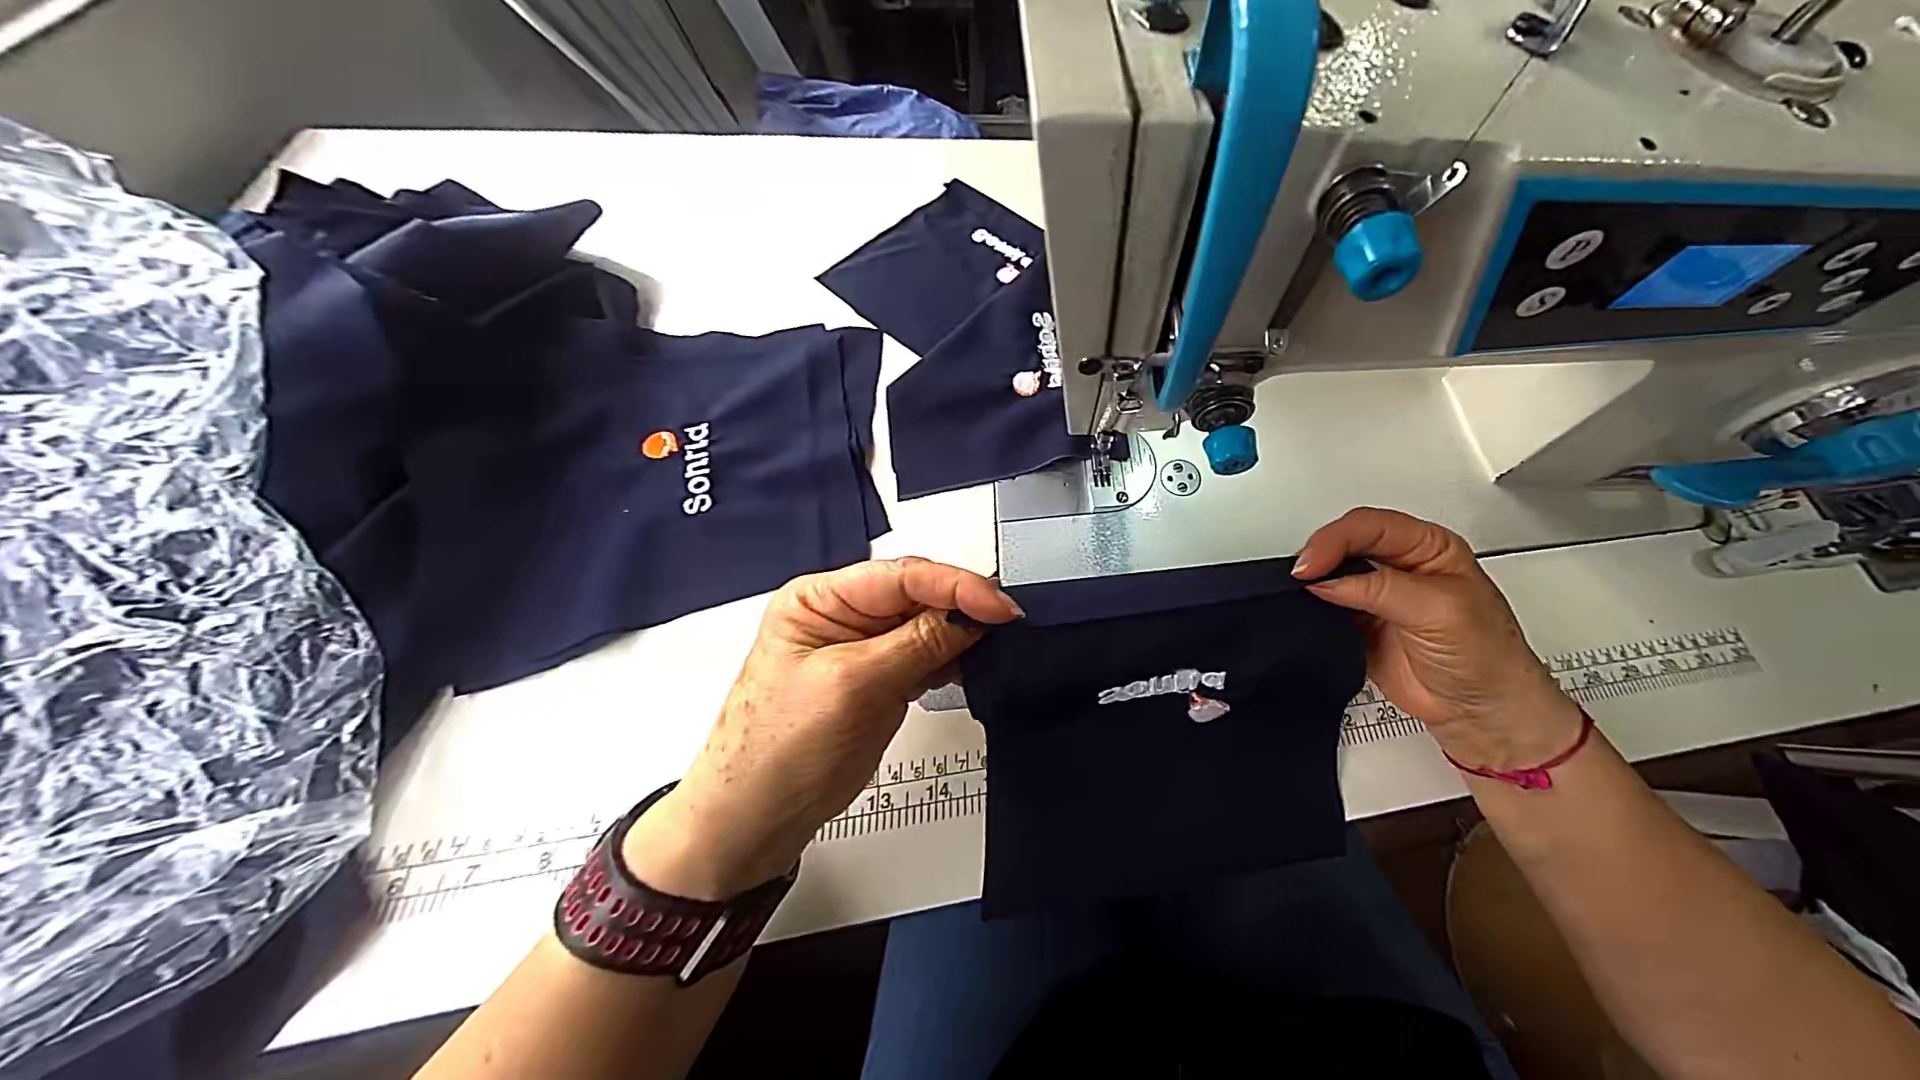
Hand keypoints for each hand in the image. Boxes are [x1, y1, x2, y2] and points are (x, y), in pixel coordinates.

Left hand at [622, 558, 1022, 898]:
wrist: (758, 817)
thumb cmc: (774, 751)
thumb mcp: (852, 686)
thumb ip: (916, 644)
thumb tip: (970, 614)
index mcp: (819, 598)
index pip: (901, 575)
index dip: (956, 586)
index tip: (998, 607)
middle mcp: (842, 615)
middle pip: (918, 594)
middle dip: (963, 606)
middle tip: (1006, 623)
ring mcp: (863, 647)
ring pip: (928, 624)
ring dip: (962, 633)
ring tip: (995, 646)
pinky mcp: (880, 677)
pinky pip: (927, 654)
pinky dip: (954, 659)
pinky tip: (970, 666)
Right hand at [1293, 507, 1583, 770]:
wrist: (1480, 712)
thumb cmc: (1487, 658)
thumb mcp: (1440, 610)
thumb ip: (1381, 588)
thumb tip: (1328, 580)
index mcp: (1428, 547)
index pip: (1369, 526)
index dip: (1335, 539)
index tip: (1312, 565)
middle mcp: (1400, 564)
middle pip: (1344, 541)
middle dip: (1318, 554)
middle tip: (1300, 575)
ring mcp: (1377, 593)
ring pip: (1330, 570)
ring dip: (1311, 578)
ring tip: (1297, 590)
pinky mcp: (1357, 620)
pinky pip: (1322, 603)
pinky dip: (1308, 604)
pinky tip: (1306, 609)